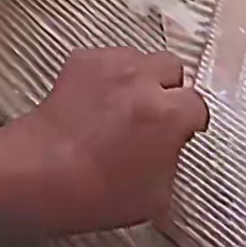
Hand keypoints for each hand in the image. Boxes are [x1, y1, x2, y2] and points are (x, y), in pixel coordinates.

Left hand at [0, 48, 209, 234]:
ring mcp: (108, 62)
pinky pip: (106, 57)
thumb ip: (173, 151)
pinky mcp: (82, 57)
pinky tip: (98, 98)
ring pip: (137, 57)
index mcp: (166, 112)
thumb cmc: (100, 188)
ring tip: (123, 103)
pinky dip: (108, 73)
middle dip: (169, 86)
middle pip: (170, 65)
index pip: (197, 102)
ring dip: (137, 76)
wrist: (48, 168)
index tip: (185, 126)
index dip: (191, 118)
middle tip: (158, 108)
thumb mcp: (160, 189)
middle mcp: (139, 77)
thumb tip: (171, 137)